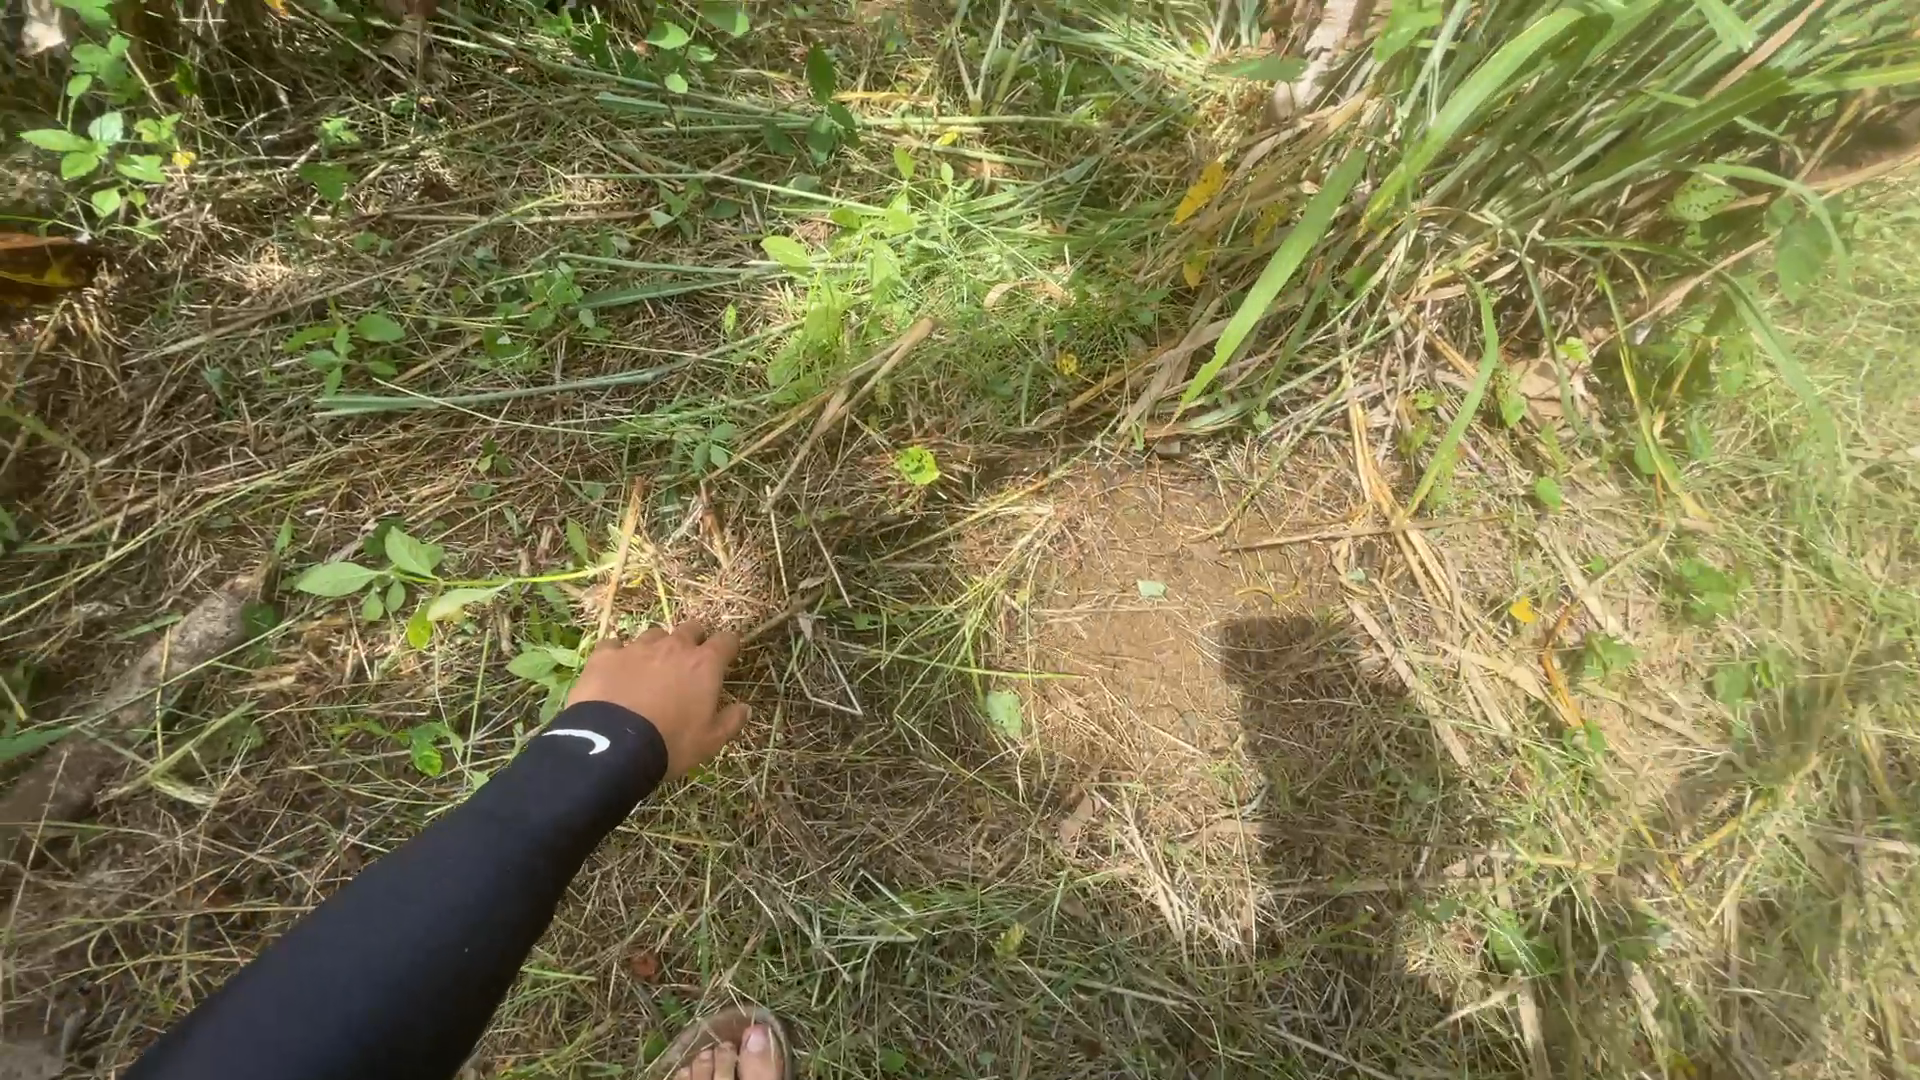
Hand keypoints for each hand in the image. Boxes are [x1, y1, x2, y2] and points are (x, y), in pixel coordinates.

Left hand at [566, 621, 748, 780]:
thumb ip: (731, 721)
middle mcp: (674, 648)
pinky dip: (618, 655)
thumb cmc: (670, 743)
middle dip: (694, 639)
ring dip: (658, 647)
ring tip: (651, 667)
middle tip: (690, 661)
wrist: (611, 748)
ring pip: (654, 634)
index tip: (727, 656)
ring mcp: (637, 649)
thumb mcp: (710, 741)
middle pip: (691, 628)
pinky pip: (614, 646)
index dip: (729, 646)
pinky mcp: (605, 657)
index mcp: (705, 664)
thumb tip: (745, 708)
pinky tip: (615, 669)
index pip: (726, 640)